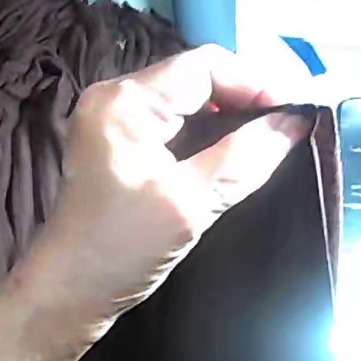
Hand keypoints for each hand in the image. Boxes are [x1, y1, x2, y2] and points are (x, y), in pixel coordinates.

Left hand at [17, 45, 311, 324]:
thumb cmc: (121, 249)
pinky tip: (229, 151)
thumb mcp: (190, 203)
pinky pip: (170, 122)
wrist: (65, 295)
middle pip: (193, 77)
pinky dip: (203, 132)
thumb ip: (246, 157)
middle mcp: (113, 97)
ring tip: (266, 138)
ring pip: (184, 100)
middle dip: (243, 98)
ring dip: (225, 116)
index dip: (255, 83)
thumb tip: (296, 122)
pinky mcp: (115, 143)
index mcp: (125, 101)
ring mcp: (111, 120)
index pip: (204, 65)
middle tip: (286, 127)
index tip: (293, 115)